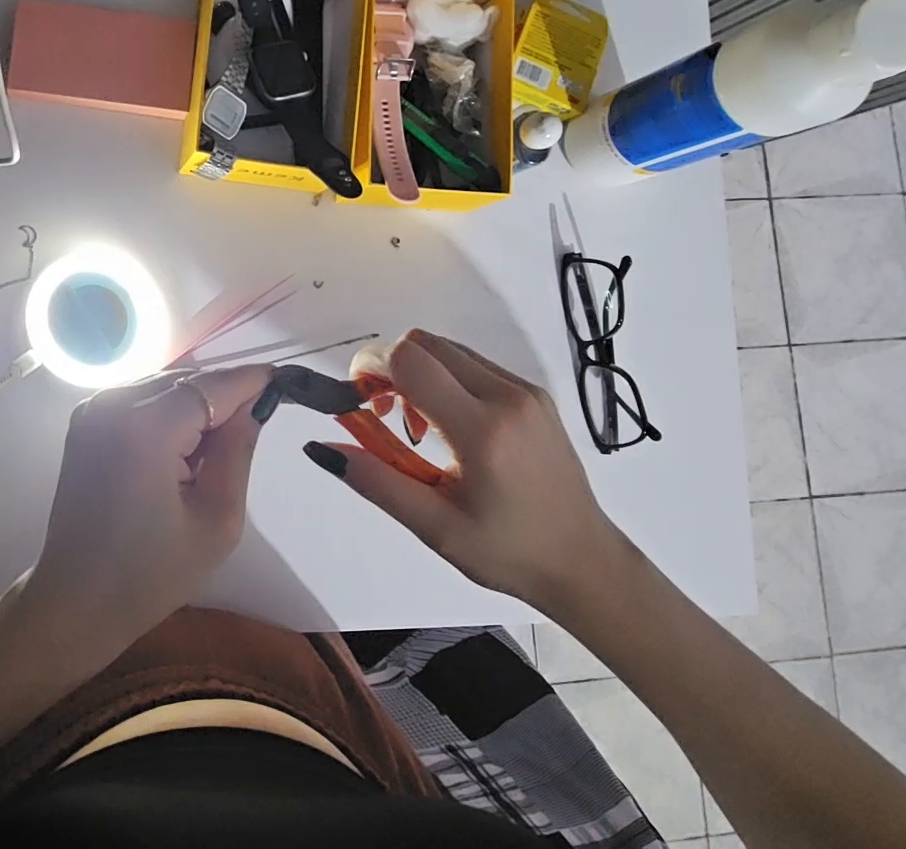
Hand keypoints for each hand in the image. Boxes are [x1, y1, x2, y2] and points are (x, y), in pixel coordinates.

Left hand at [23, 365, 273, 644]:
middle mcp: (112, 403)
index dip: (250, 380)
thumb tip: (254, 404)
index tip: (286, 382)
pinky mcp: (85, 420)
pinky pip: (141, 398)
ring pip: (164, 385)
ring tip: (212, 453)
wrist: (77, 598)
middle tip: (253, 429)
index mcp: (144, 428)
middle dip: (223, 397)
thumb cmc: (150, 573)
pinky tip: (180, 451)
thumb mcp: (216, 519)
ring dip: (195, 406)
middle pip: (186, 380)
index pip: (211, 386)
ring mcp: (92, 408)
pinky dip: (168, 412)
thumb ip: (238, 451)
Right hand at [303, 331, 622, 611]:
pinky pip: (472, 364)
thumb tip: (321, 447)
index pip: (410, 361)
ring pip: (448, 350)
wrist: (584, 562)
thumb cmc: (506, 552)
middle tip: (383, 416)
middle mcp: (507, 396)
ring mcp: (525, 391)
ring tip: (415, 425)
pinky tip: (445, 425)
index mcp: (481, 430)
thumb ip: (375, 480)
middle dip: (390, 369)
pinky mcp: (534, 395)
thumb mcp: (433, 527)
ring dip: (416, 372)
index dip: (371, 369)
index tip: (360, 403)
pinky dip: (443, 378)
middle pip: (425, 344)